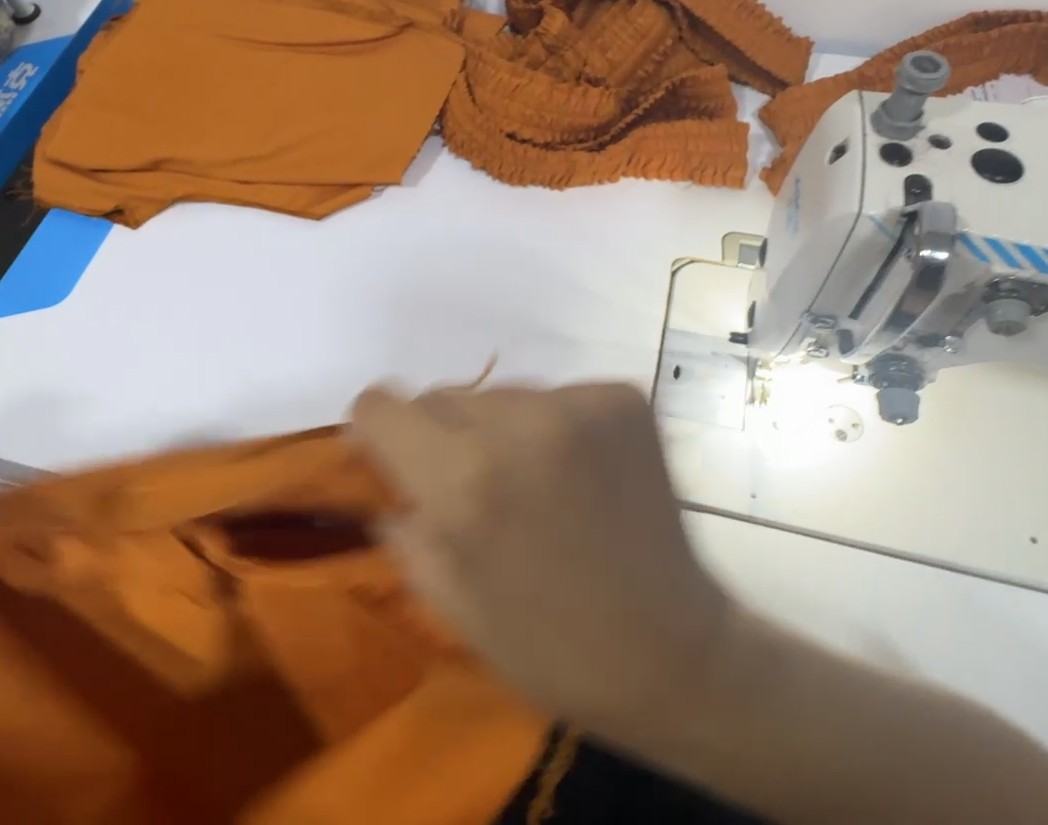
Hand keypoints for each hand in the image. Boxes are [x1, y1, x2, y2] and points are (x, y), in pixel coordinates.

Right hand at [349, 383, 732, 729]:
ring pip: (500, 395)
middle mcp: (519, 424)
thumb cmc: (548, 646)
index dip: (375, 432)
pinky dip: (552, 427)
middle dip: (440, 436)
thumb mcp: (448, 599)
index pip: (381, 406)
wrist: (671, 652)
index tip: (390, 457)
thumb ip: (402, 523)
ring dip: (498, 430)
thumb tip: (380, 476)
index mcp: (464, 480)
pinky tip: (578, 476)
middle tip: (472, 487)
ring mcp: (579, 405)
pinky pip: (555, 395)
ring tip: (534, 486)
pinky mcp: (624, 399)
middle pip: (441, 395)